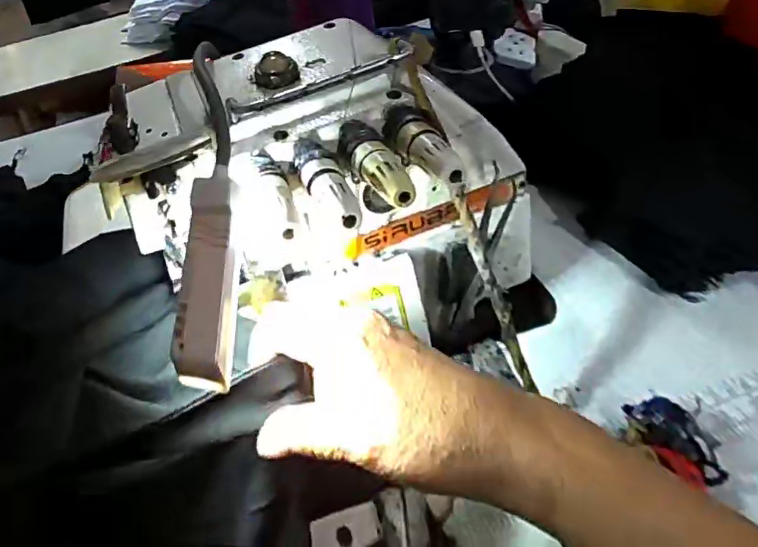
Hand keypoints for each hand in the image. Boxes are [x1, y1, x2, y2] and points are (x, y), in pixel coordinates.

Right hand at [252, 305, 528, 502]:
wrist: (498, 437)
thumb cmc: (429, 435)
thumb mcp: (356, 441)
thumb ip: (302, 433)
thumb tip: (264, 439)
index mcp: (338, 332)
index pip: (275, 323)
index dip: (259, 352)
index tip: (263, 384)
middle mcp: (353, 316)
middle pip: (296, 321)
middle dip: (285, 355)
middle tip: (290, 396)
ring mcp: (375, 324)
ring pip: (320, 328)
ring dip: (311, 358)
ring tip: (322, 402)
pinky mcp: (392, 338)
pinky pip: (344, 336)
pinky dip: (336, 359)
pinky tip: (352, 397)